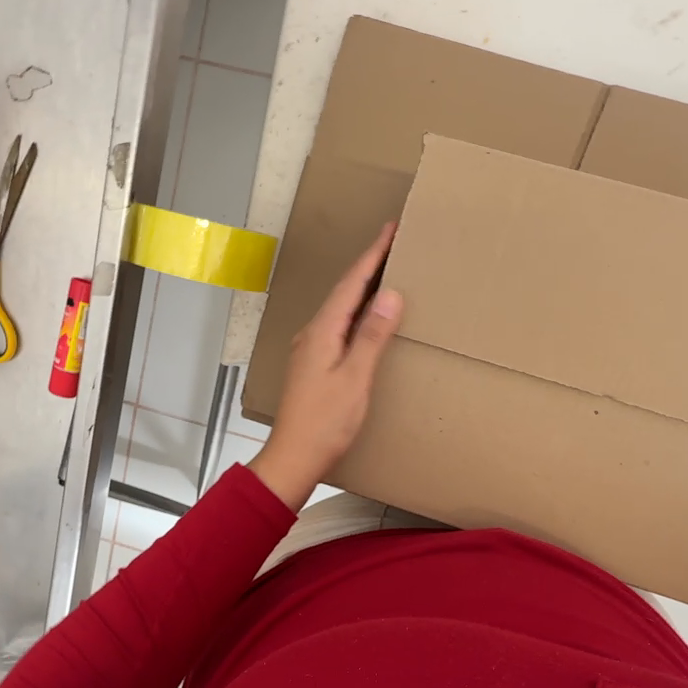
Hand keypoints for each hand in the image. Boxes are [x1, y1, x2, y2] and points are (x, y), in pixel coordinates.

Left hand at [248, 223, 403, 510]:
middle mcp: (311, 335)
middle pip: (344, 293)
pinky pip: (337, 329)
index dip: (373, 255)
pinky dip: (356, 317)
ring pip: (340, 311)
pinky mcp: (313, 368)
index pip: (351, 284)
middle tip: (394, 245)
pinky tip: (367, 322)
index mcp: (321, 332)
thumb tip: (390, 295)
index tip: (391, 229)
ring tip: (386, 276)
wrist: (293, 459)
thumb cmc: (324, 424)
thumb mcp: (355, 379)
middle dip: (369, 267)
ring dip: (362, 291)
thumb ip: (371, 336)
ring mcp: (309, 352)